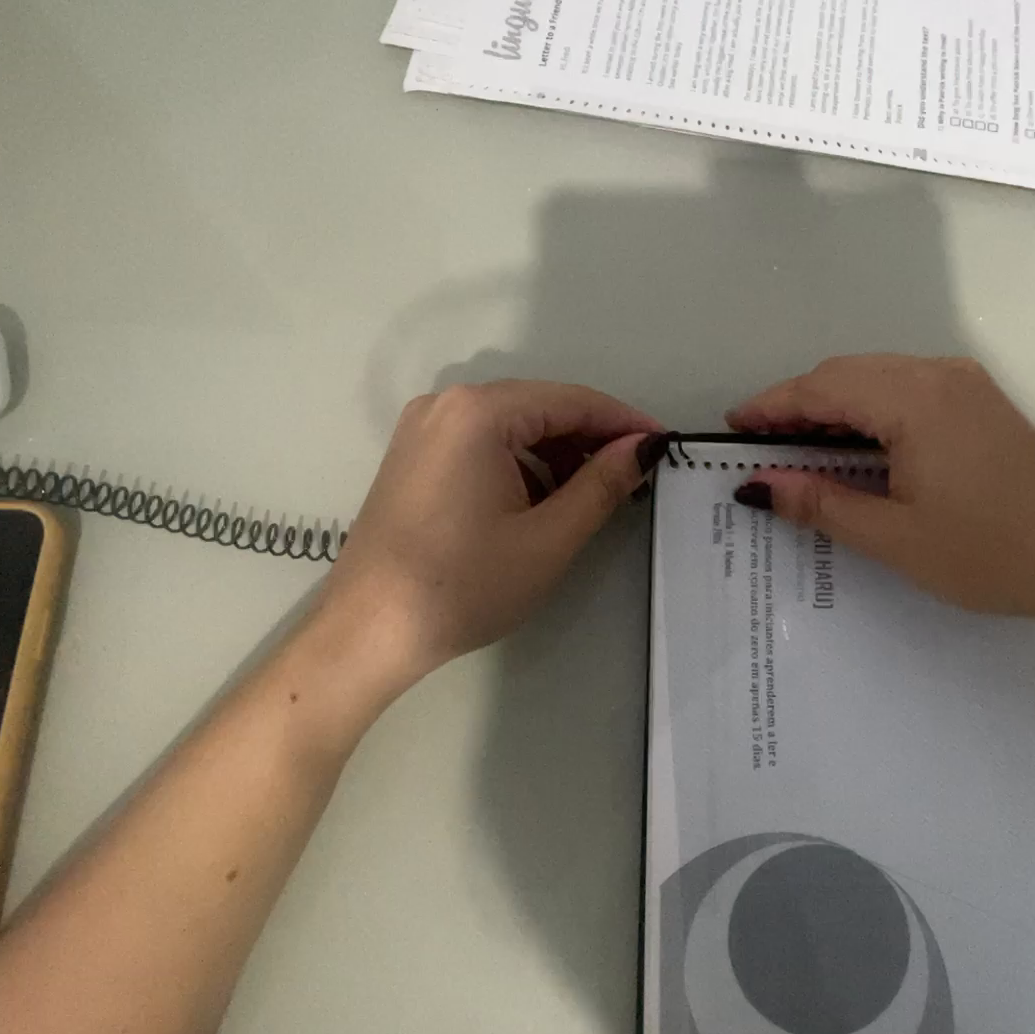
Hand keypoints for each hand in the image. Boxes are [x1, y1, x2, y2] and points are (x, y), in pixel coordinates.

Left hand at [305, 380, 665, 700]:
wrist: (369, 632)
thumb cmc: (464, 585)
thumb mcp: (548, 538)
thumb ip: (602, 484)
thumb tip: (643, 448)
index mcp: (479, 412)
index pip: (572, 401)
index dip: (624, 423)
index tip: (665, 446)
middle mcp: (446, 404)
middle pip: (539, 408)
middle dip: (590, 440)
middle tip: (633, 478)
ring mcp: (423, 429)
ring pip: (510, 427)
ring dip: (556, 455)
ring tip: (589, 498)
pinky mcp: (413, 457)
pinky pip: (481, 445)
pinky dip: (519, 465)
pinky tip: (539, 503)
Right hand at [727, 355, 1034, 625]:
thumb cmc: (989, 554)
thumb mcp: (893, 536)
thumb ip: (819, 503)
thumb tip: (756, 486)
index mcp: (915, 400)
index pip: (822, 387)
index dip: (771, 406)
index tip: (733, 428)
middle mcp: (938, 375)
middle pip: (847, 373)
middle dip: (797, 404)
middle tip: (760, 444)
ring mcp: (964, 385)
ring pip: (875, 379)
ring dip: (832, 406)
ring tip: (796, 447)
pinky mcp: (978, 403)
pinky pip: (904, 390)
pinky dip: (866, 410)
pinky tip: (852, 445)